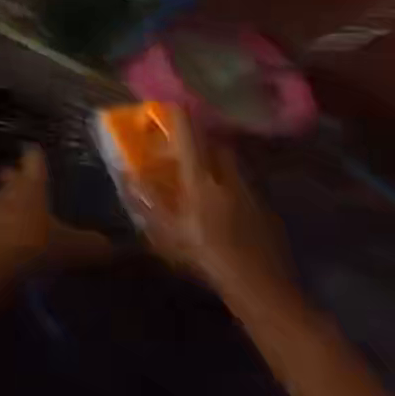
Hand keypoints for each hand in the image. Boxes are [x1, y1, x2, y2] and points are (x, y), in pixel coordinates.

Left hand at [0, 147, 119, 270]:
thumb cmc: (38, 245)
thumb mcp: (74, 249)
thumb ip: (92, 245)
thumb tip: (108, 245)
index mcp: (32, 187)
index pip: (35, 163)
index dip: (35, 157)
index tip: (33, 149)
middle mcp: (7, 190)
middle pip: (12, 179)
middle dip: (15, 179)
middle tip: (13, 174)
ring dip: (2, 204)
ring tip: (9, 213)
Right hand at [132, 123, 288, 291]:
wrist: (261, 289)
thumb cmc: (205, 257)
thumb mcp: (166, 232)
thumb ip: (146, 200)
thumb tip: (128, 173)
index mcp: (202, 179)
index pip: (191, 137)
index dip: (180, 118)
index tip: (169, 106)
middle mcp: (229, 179)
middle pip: (217, 145)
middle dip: (202, 138)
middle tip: (185, 142)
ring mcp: (252, 194)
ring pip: (233, 165)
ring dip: (217, 160)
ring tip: (201, 170)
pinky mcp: (266, 212)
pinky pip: (244, 185)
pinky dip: (231, 183)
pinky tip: (223, 202)